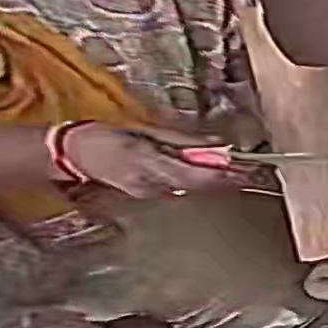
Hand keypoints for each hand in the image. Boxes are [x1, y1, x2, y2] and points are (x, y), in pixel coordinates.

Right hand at [61, 123, 241, 197]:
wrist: (71, 153)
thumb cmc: (108, 136)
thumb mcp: (146, 132)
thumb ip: (183, 141)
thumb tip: (218, 144)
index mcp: (151, 161)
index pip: (200, 174)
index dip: (228, 174)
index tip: (251, 170)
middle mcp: (153, 181)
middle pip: (203, 185)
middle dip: (230, 179)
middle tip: (256, 172)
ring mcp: (150, 192)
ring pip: (195, 189)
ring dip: (218, 182)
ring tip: (242, 174)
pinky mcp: (149, 196)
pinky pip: (182, 190)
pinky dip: (200, 184)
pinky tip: (213, 178)